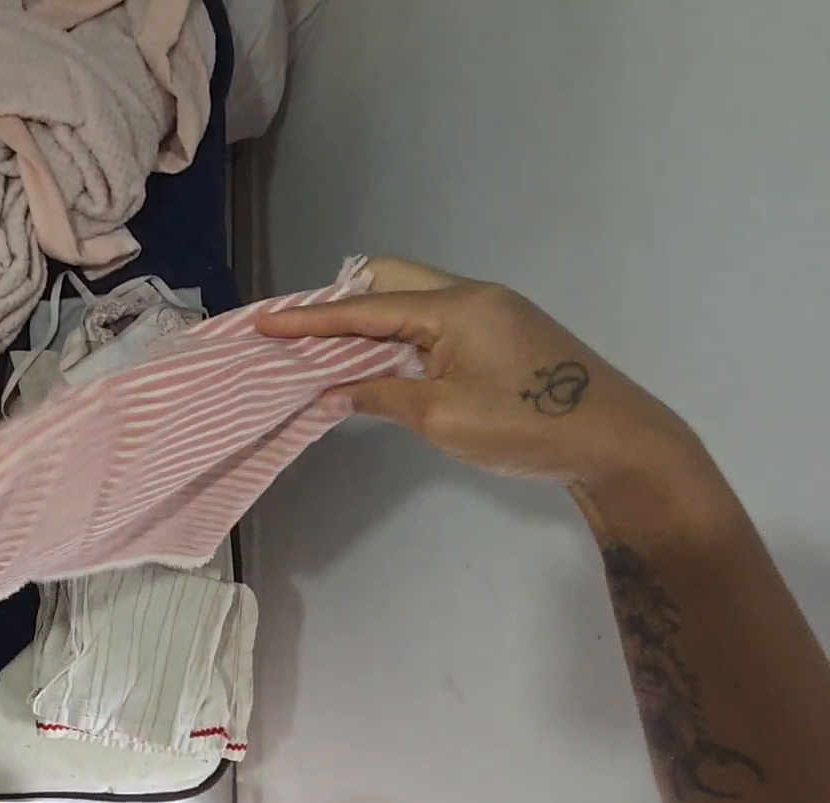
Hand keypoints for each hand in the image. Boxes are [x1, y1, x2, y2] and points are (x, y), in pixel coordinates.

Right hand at [257, 257, 704, 492]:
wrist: (619, 442)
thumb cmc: (526, 427)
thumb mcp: (439, 416)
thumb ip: (376, 397)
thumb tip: (326, 395)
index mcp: (457, 309)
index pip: (365, 309)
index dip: (309, 318)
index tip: (263, 321)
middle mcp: (471, 297)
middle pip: (388, 280)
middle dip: (337, 301)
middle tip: (298, 333)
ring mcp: (487, 313)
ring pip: (407, 297)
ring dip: (363, 318)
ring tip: (323, 349)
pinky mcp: (494, 333)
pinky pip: (425, 319)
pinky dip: (388, 333)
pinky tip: (371, 360)